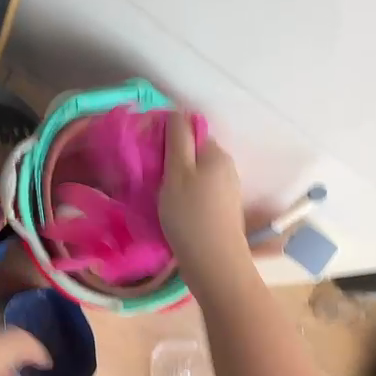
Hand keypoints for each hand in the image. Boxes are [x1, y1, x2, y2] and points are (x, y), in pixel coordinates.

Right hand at [160, 111, 251, 292]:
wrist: (214, 262)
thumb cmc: (190, 215)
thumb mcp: (177, 173)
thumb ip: (177, 140)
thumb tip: (177, 113)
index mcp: (215, 152)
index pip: (190, 129)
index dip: (168, 137)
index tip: (148, 153)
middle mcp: (226, 166)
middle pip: (194, 151)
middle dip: (173, 158)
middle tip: (150, 175)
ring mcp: (227, 188)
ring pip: (197, 172)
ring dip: (178, 178)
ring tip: (159, 194)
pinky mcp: (224, 208)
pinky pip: (201, 190)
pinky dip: (187, 194)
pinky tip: (175, 209)